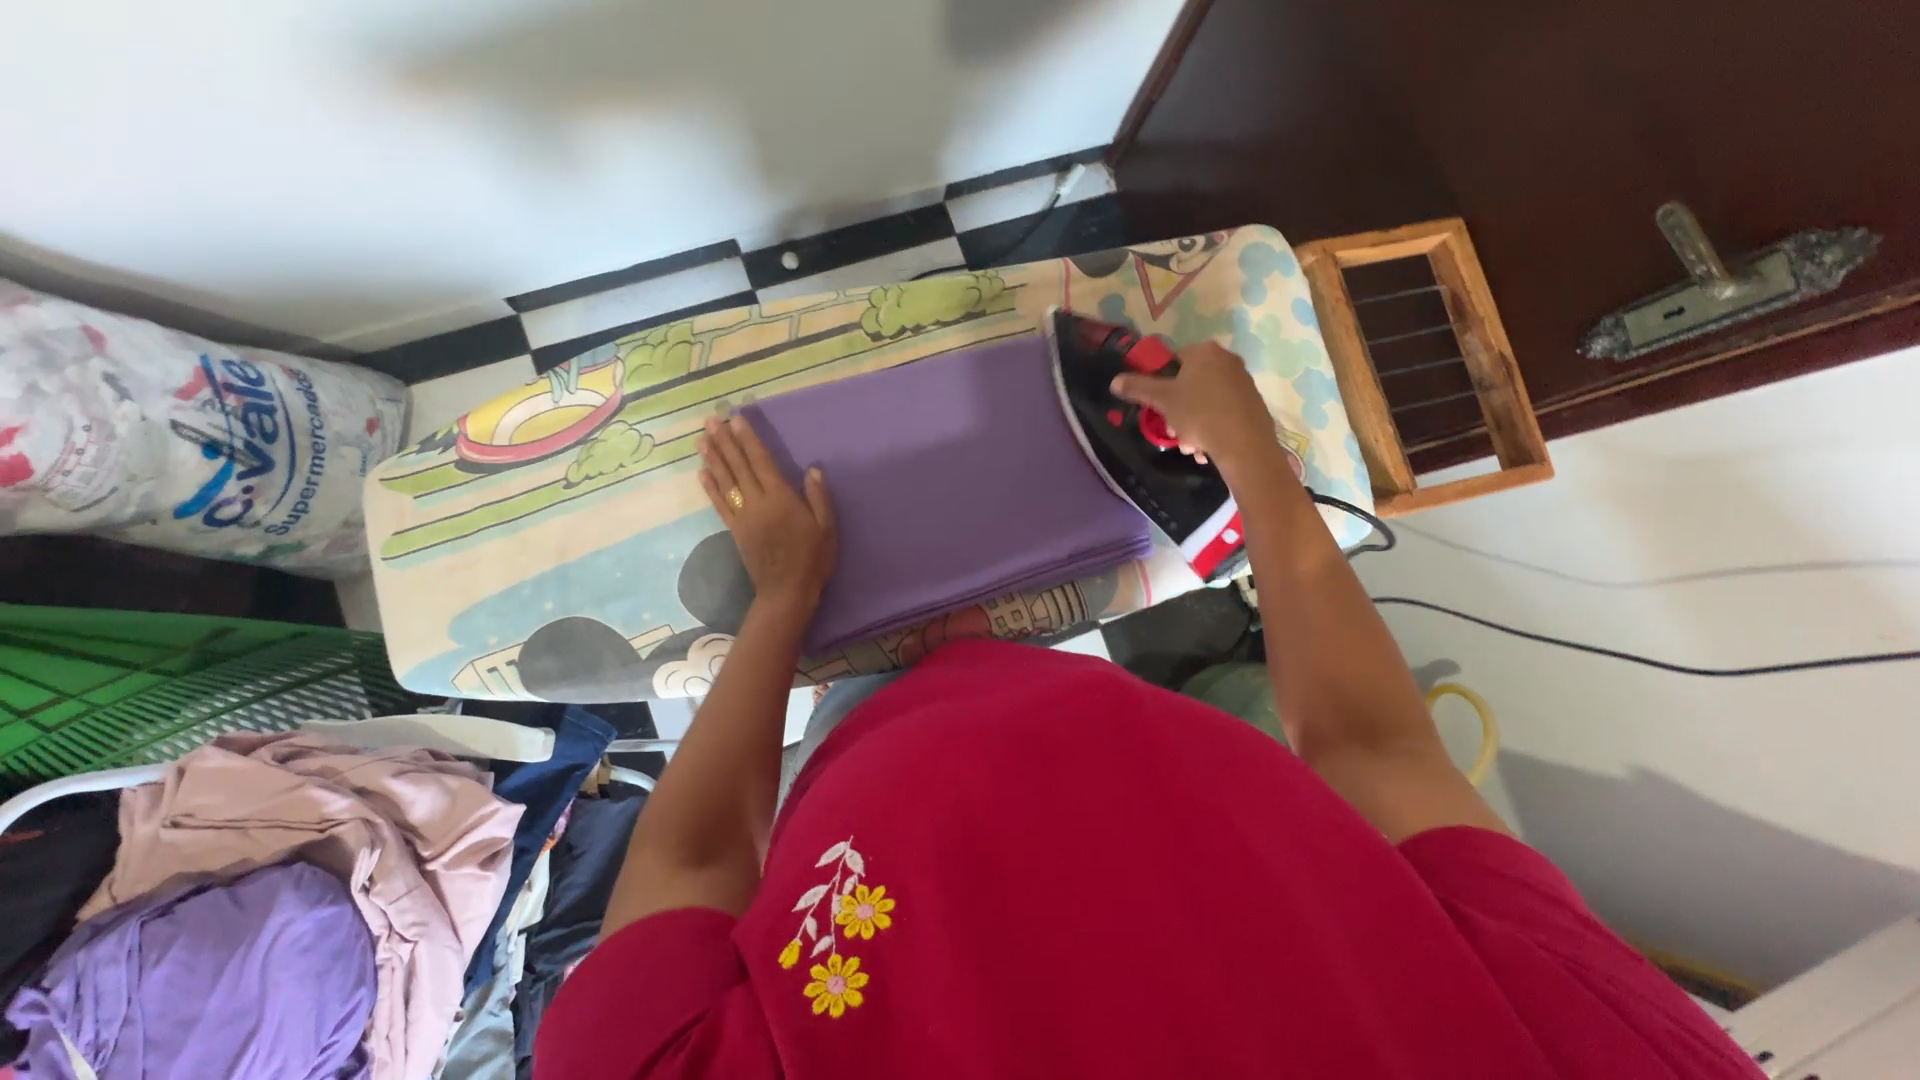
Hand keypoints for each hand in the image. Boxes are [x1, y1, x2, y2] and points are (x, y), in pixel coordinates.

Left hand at [698, 413, 837, 612]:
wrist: (787, 591)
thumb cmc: (813, 559)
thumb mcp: (826, 527)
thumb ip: (818, 497)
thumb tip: (812, 469)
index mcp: (781, 498)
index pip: (761, 461)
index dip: (748, 439)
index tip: (736, 419)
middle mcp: (758, 503)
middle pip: (738, 467)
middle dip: (725, 442)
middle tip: (711, 420)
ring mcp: (743, 517)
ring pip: (725, 482)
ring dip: (713, 459)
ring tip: (702, 439)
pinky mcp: (736, 531)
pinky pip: (720, 504)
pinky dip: (711, 487)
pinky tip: (703, 472)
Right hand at [1110, 341, 1280, 471]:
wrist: (1244, 444)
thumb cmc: (1199, 414)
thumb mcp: (1162, 400)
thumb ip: (1137, 387)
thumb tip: (1114, 381)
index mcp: (1204, 351)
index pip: (1174, 359)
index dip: (1161, 383)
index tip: (1159, 405)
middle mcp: (1227, 359)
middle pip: (1190, 382)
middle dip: (1178, 409)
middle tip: (1172, 431)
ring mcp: (1243, 381)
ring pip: (1206, 401)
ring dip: (1193, 423)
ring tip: (1191, 446)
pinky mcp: (1253, 403)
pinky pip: (1224, 412)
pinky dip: (1213, 427)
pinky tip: (1208, 448)